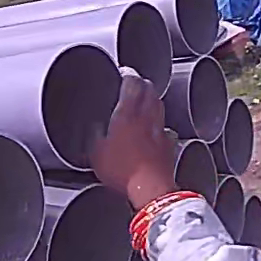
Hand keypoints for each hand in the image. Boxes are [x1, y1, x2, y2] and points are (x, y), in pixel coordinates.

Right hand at [89, 70, 177, 209]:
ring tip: (145, 101)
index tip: (123, 71)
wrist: (151, 189)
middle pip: (150, 90)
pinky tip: (156, 129)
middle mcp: (147, 117)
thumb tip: (92, 127)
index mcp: (128, 113)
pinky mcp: (169, 145)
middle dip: (142, 83)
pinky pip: (166, 127)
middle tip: (134, 83)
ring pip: (159, 106)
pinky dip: (160, 123)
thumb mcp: (96, 153)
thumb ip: (93, 135)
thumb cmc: (122, 170)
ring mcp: (160, 130)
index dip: (128, 73)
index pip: (132, 82)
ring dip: (152, 99)